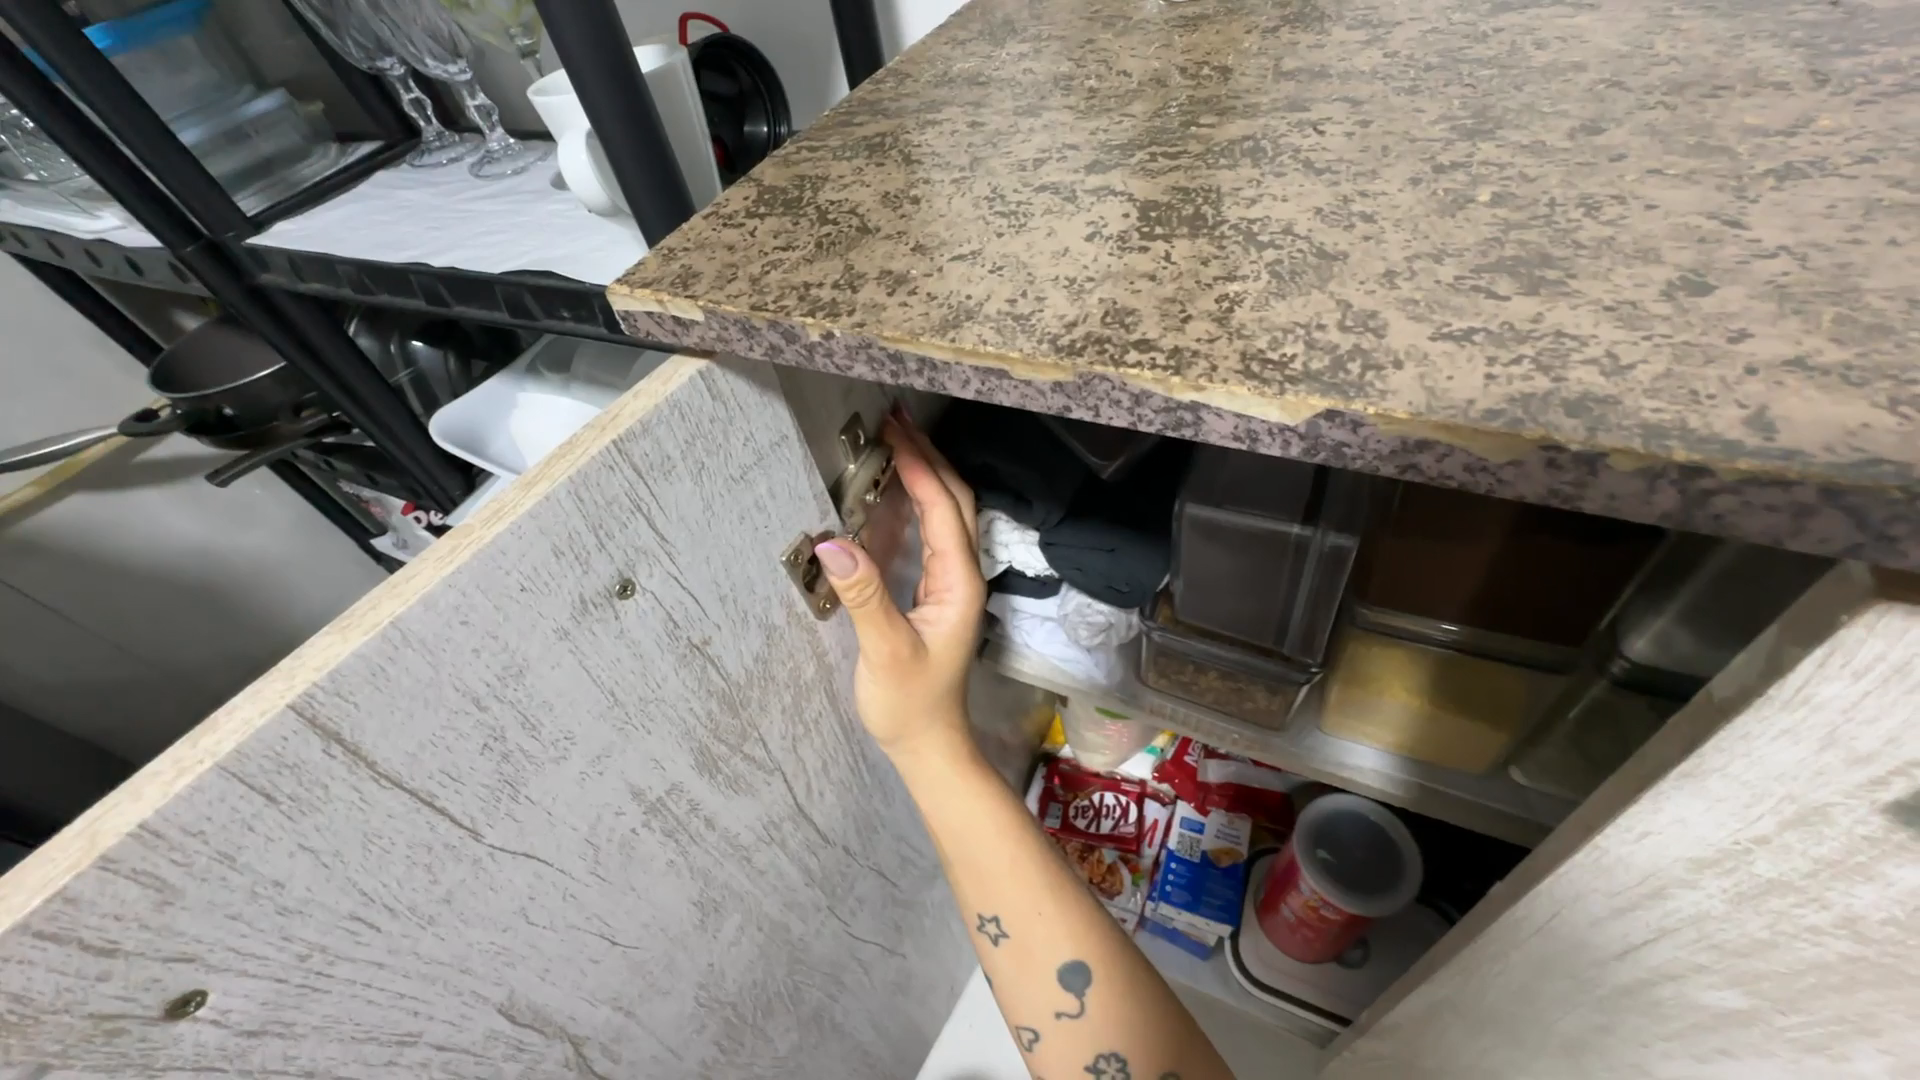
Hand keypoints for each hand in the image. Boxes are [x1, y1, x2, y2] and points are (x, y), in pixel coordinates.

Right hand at [814, 406, 983, 760]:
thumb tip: (832, 542)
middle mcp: (962, 574)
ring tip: (895, 440)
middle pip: (956, 500)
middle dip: (929, 457)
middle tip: (896, 420)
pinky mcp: (935, 591)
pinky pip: (931, 534)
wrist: (928, 742)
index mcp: (959, 583)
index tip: (892, 433)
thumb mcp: (885, 653)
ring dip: (925, 474)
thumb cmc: (910, 704)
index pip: (944, 509)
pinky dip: (915, 503)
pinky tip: (893, 490)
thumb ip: (865, 597)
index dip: (920, 468)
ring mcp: (951, 581)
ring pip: (947, 513)